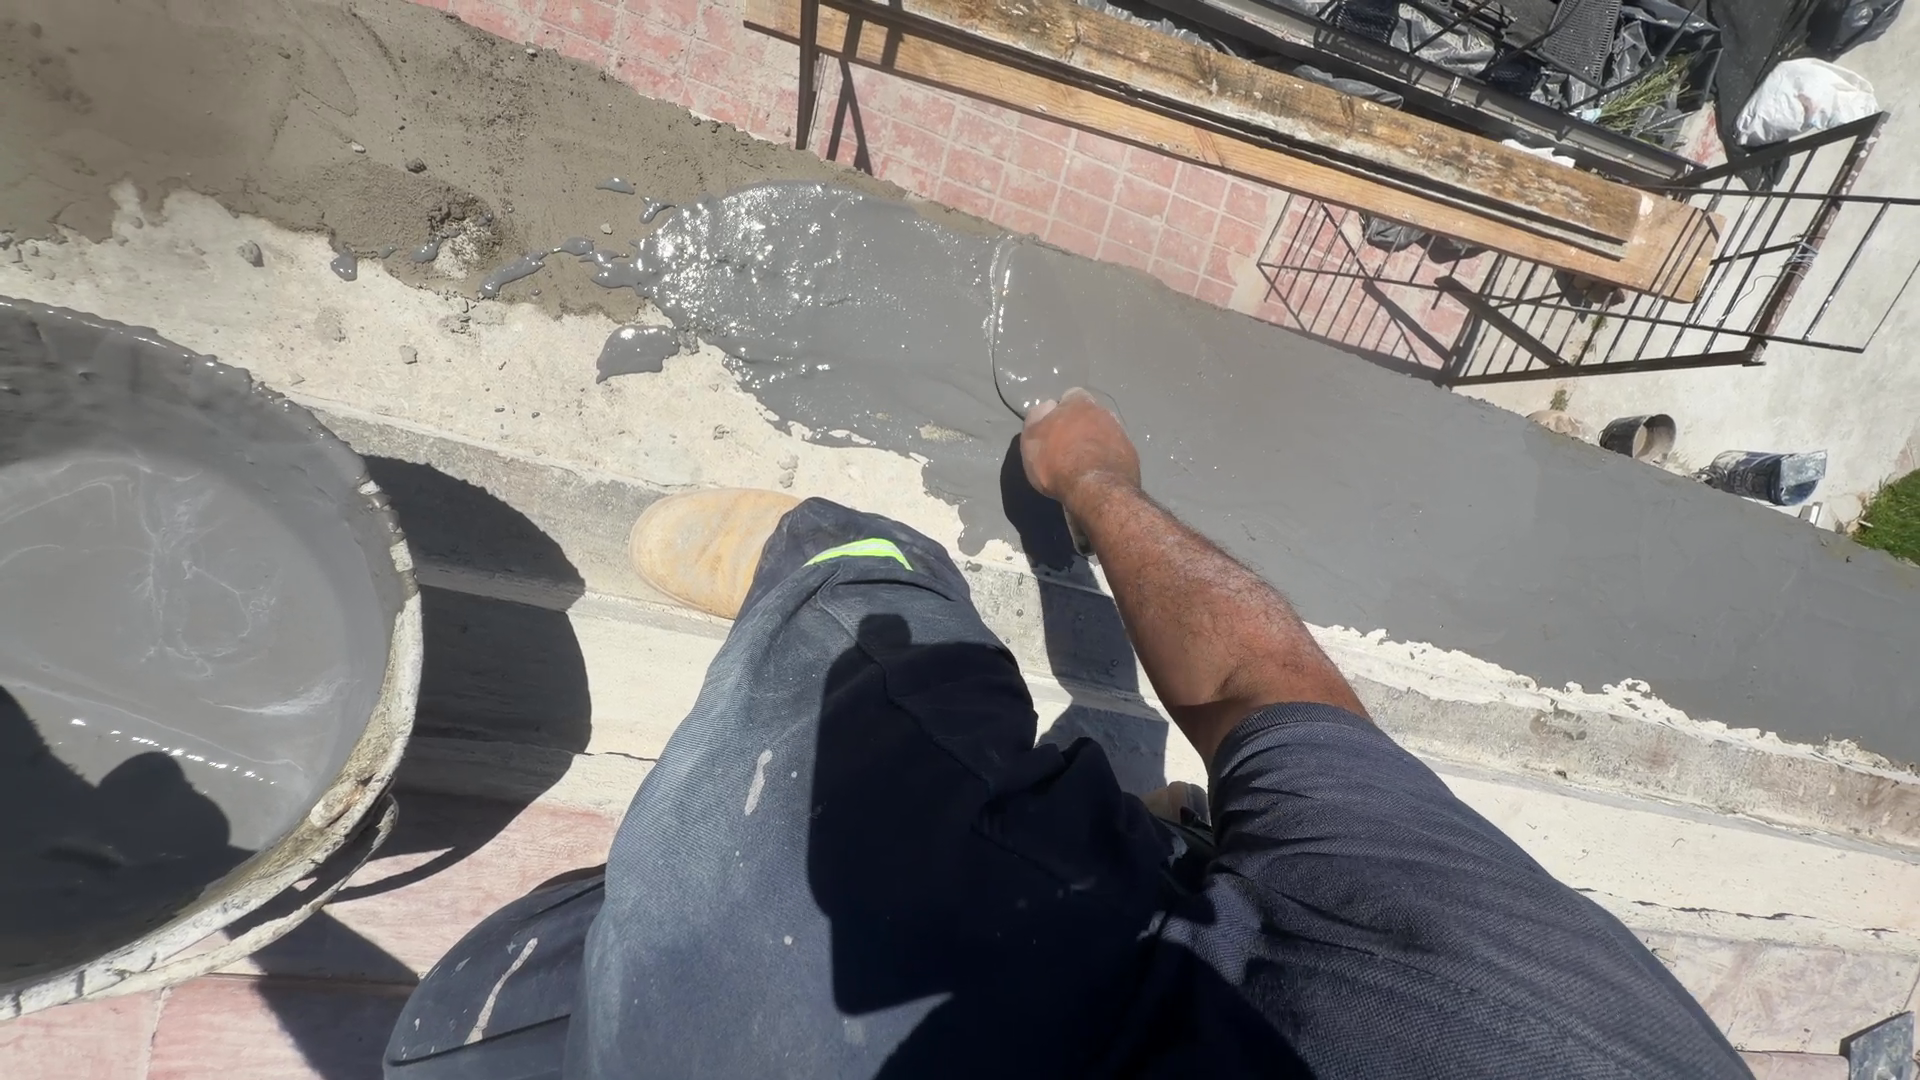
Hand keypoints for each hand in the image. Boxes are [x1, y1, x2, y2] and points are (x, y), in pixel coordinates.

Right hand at [1020, 388, 1140, 509]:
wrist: (1095, 490)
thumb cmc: (1057, 462)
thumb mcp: (1032, 438)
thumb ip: (1037, 417)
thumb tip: (1047, 407)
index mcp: (1078, 403)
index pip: (1071, 395)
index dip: (1062, 410)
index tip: (1054, 427)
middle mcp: (1104, 412)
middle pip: (1091, 414)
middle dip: (1081, 426)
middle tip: (1067, 447)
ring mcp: (1121, 433)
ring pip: (1105, 432)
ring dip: (1095, 443)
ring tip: (1083, 463)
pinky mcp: (1131, 455)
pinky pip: (1115, 452)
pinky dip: (1106, 459)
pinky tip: (1097, 474)